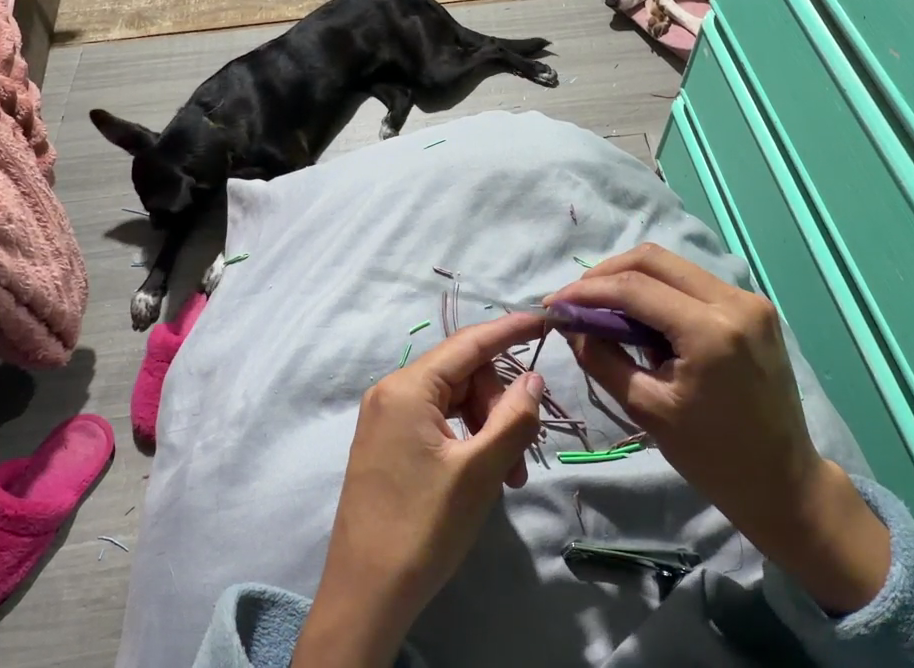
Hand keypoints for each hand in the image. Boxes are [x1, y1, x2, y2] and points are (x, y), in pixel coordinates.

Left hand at [292, 312, 547, 667]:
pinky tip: (487, 475)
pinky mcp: (388, 446)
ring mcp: (386, 420)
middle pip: (464, 375)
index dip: (510, 330)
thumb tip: (533, 379)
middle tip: (521, 457)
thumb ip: (513, 417)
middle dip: (501, 406)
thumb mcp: (479, 471)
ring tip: (509, 477)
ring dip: (489, 430)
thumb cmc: (423, 527)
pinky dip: (469, 442)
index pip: (469, 343)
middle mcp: (392, 393)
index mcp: (407, 388)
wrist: (366, 595)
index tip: (547, 319)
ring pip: (455, 403)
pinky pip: (439, 425)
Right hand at [552, 244, 889, 612]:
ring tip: (601, 308)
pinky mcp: (755, 309)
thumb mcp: (647, 409)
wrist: (782, 481)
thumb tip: (569, 325)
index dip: (586, 291)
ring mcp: (750, 301)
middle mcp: (735, 302)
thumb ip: (602, 359)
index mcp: (710, 331)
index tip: (553, 304)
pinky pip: (695, 283)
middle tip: (575, 300)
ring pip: (674, 266)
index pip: (634, 288)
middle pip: (654, 259)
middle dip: (606, 274)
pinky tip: (640, 317)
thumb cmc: (712, 457)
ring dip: (632, 279)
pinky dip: (661, 292)